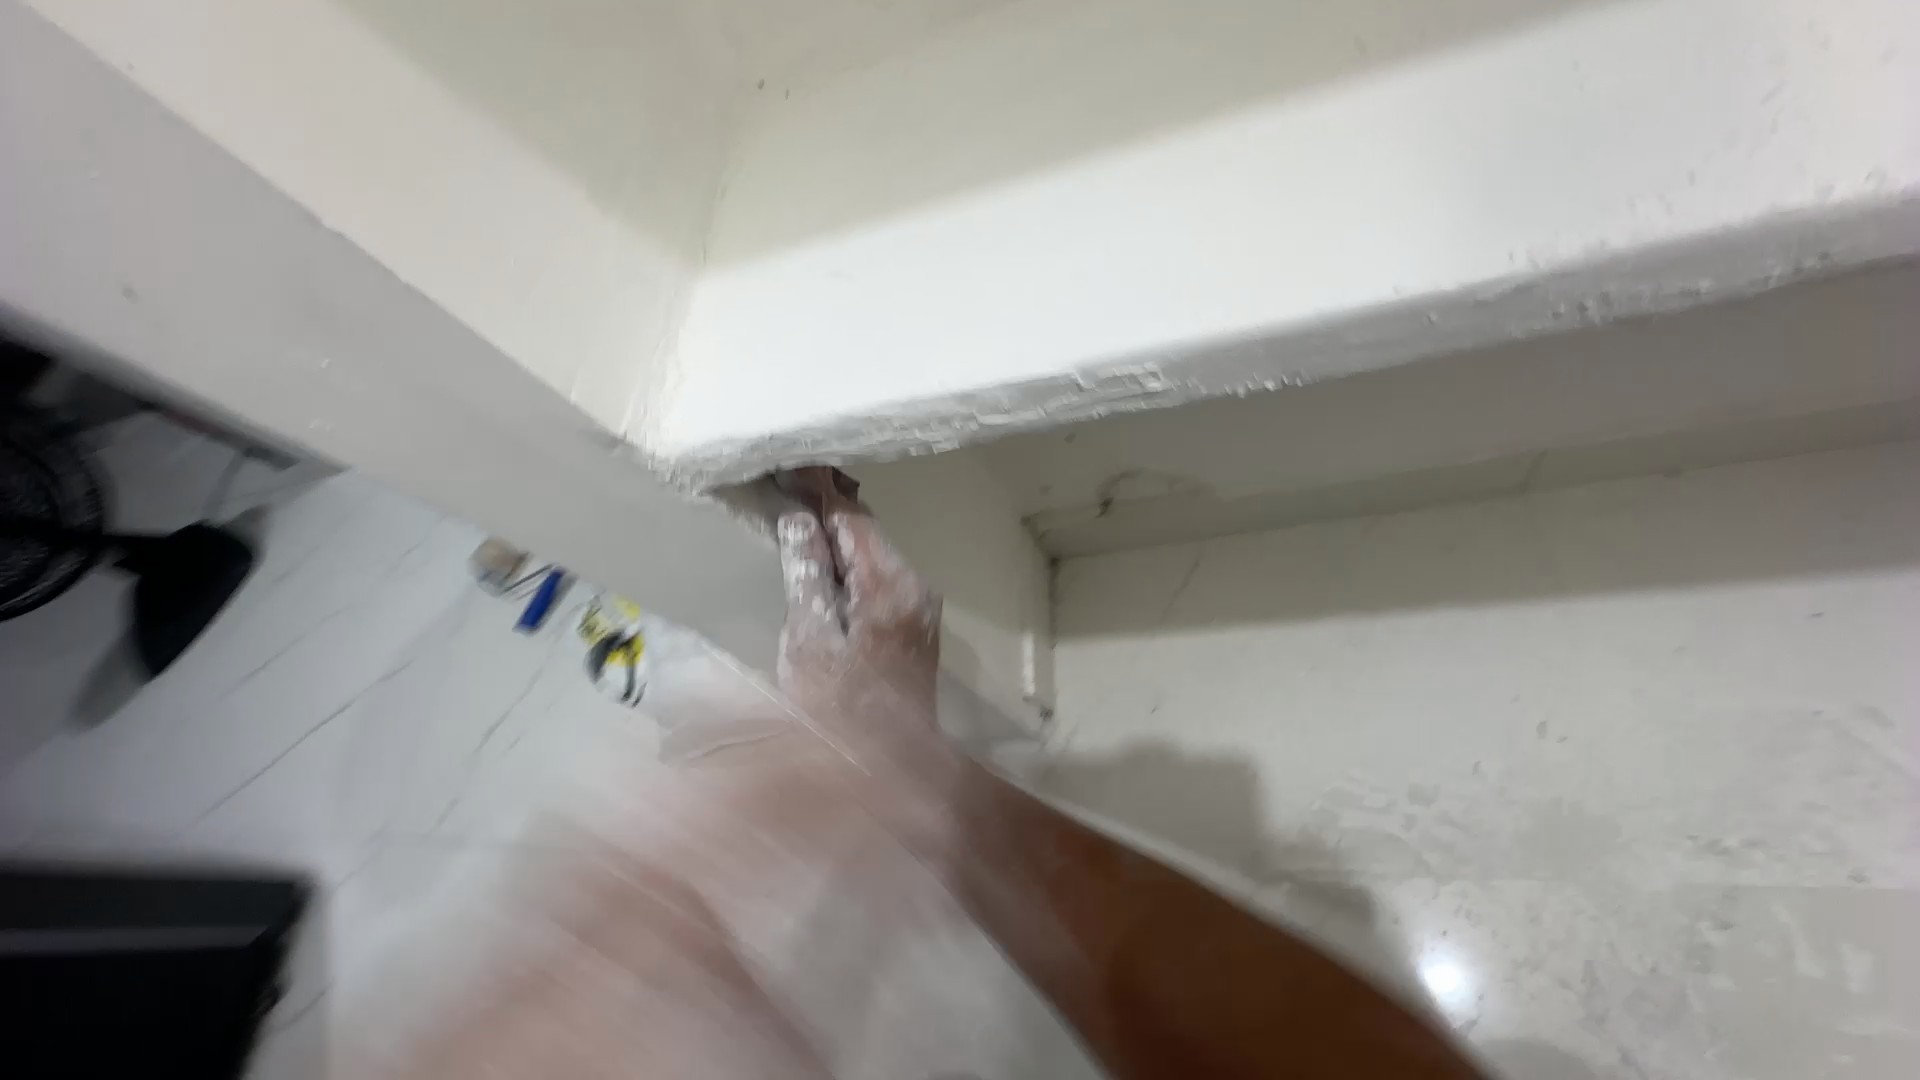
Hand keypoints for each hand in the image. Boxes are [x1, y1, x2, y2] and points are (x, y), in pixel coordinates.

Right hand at [774, 469, 968, 842]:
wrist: (889, 770)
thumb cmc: (839, 711)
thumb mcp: (809, 641)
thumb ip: (805, 576)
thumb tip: (798, 518)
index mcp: (892, 585)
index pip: (854, 518)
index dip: (819, 492)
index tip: (788, 468)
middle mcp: (914, 586)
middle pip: (867, 532)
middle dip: (826, 509)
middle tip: (785, 485)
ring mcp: (918, 605)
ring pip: (871, 552)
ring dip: (835, 535)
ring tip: (794, 513)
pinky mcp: (912, 623)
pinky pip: (875, 577)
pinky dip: (847, 562)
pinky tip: (819, 561)